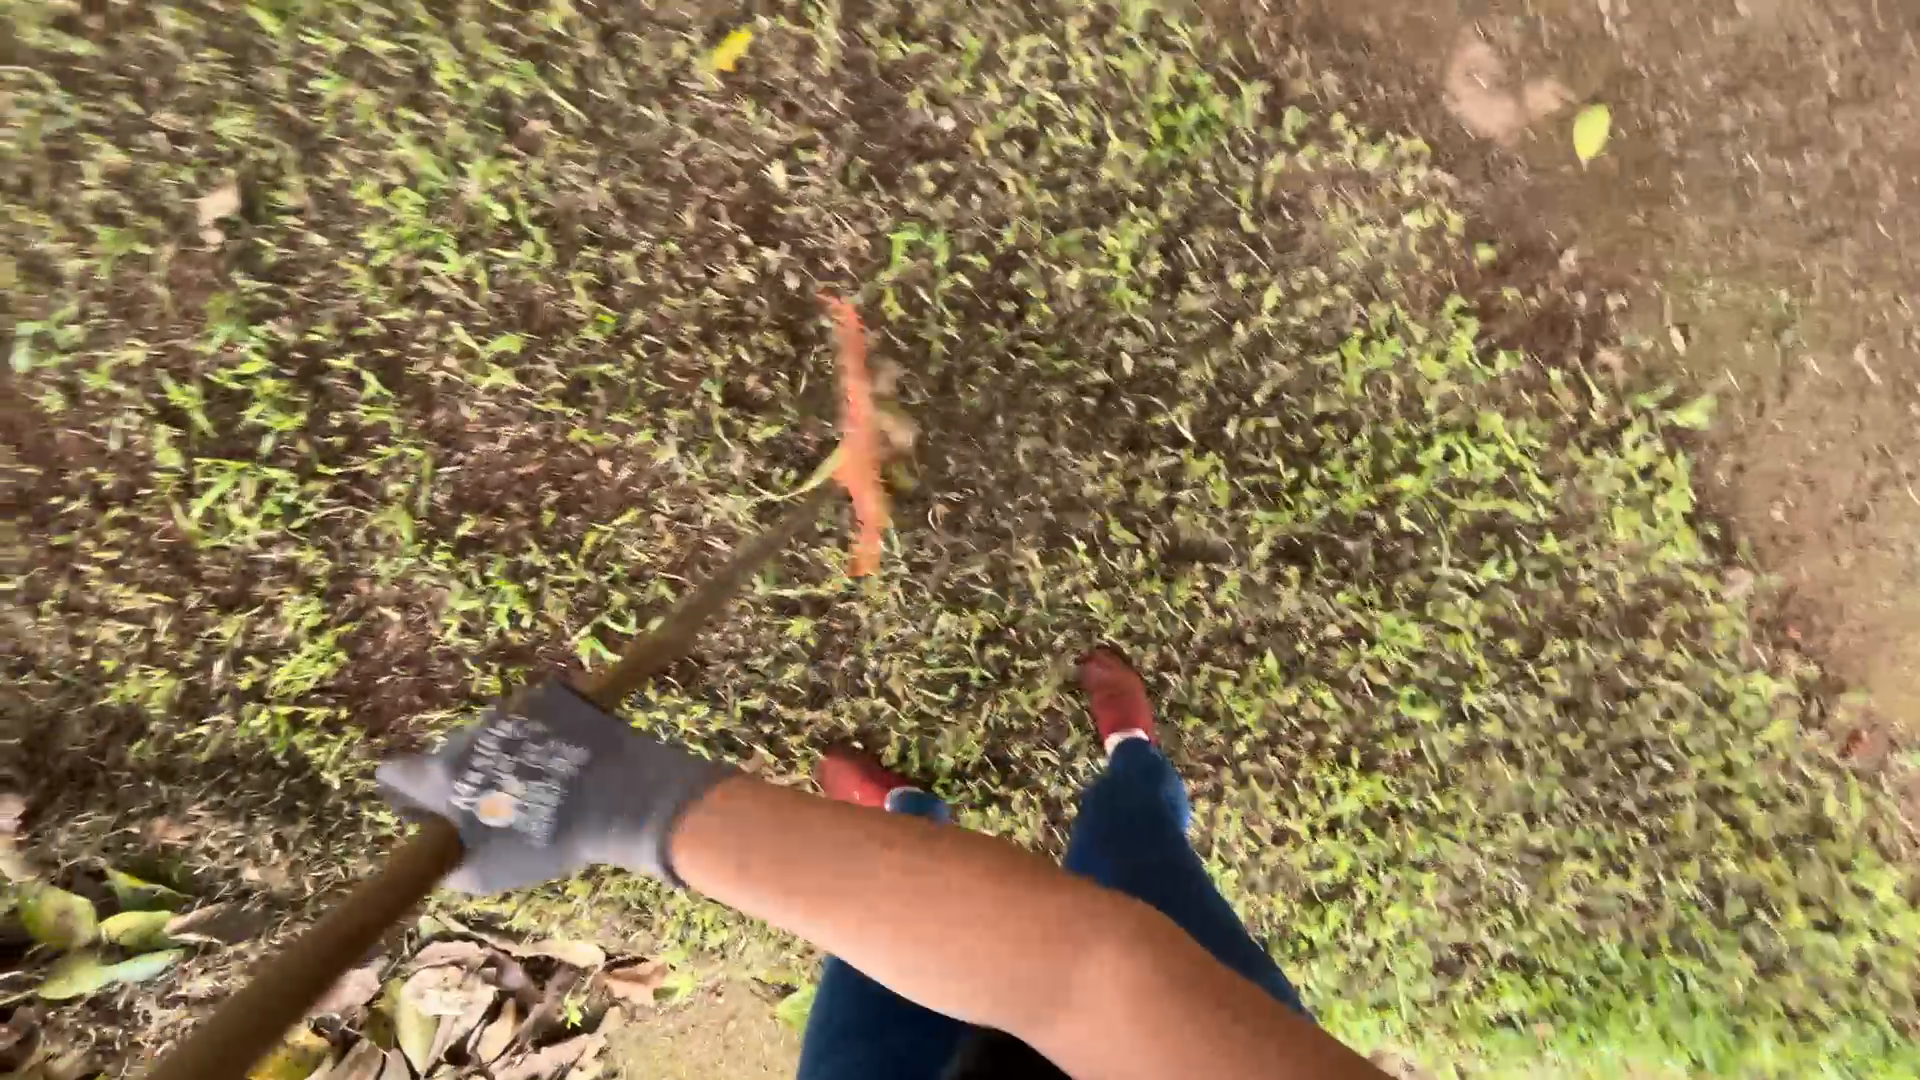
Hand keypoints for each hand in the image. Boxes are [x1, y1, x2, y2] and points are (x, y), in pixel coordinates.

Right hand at [376, 677, 734, 893]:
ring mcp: (516, 707)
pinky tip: (565, 752)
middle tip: (501, 798)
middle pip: (452, 751)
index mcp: (443, 772)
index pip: (396, 772)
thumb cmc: (549, 841)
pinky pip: (534, 714)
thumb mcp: (485, 874)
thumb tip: (443, 852)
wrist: (621, 795)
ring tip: (541, 777)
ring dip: (507, 750)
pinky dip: (543, 730)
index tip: (433, 810)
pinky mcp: (555, 694)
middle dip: (466, 773)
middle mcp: (473, 732)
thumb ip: (447, 862)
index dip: (409, 794)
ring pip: (496, 732)